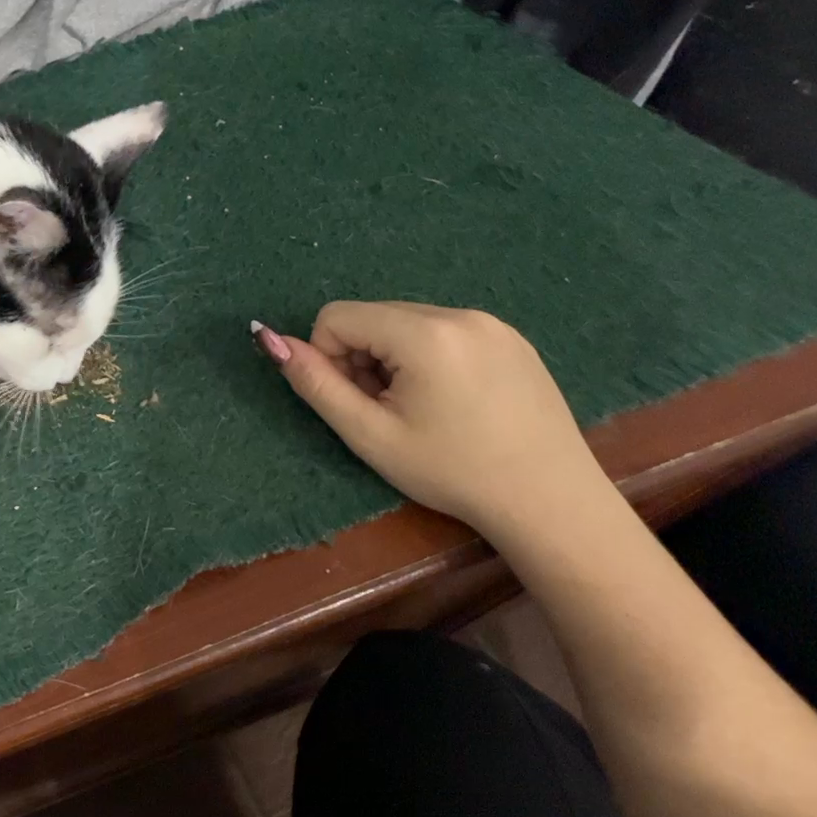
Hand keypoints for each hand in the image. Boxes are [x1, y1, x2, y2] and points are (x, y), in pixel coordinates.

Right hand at [258, 301, 613, 536]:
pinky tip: (448, 401)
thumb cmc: (450, 471)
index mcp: (425, 334)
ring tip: (415, 407)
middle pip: (371, 315)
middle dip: (359, 356)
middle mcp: (460, 314)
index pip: (336, 317)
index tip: (354, 401)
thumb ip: (314, 381)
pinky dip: (424, 357)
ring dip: (389, 357)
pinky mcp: (512, 338)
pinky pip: (441, 330)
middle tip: (382, 409)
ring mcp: (492, 324)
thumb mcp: (368, 433)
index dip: (327, 357)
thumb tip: (266, 337)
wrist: (550, 502)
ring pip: (404, 322)